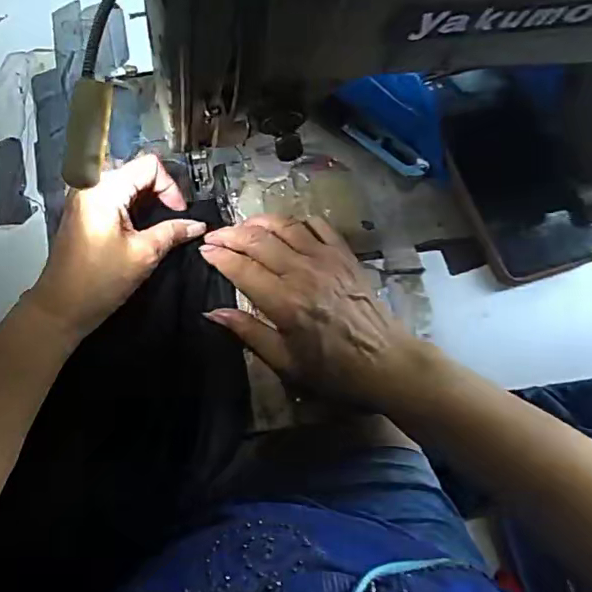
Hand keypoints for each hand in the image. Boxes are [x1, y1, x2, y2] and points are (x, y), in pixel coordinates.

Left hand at [24, 154, 207, 339]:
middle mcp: (89, 185)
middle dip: (160, 192)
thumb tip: (196, 225)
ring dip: (147, 199)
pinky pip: (114, 195)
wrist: (62, 306)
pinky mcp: (83, 210)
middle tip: (173, 218)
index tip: (178, 212)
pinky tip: (140, 228)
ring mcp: (84, 197)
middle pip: (137, 170)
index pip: (148, 165)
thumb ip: (172, 232)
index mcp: (102, 190)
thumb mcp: (143, 255)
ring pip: (126, 182)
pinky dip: (132, 206)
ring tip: (158, 225)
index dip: (170, 186)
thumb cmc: (96, 284)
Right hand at [198, 214, 431, 408]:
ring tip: (242, 227)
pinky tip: (285, 228)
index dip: (219, 256)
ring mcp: (326, 259)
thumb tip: (212, 313)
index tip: (203, 250)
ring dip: (259, 222)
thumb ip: (248, 332)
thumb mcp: (285, 362)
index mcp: (285, 302)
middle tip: (214, 236)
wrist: (387, 363)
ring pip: (285, 226)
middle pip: (258, 240)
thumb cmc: (333, 370)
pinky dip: (296, 221)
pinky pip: (317, 225)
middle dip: (230, 234)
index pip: (242, 268)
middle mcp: (303, 272)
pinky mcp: (344, 255)